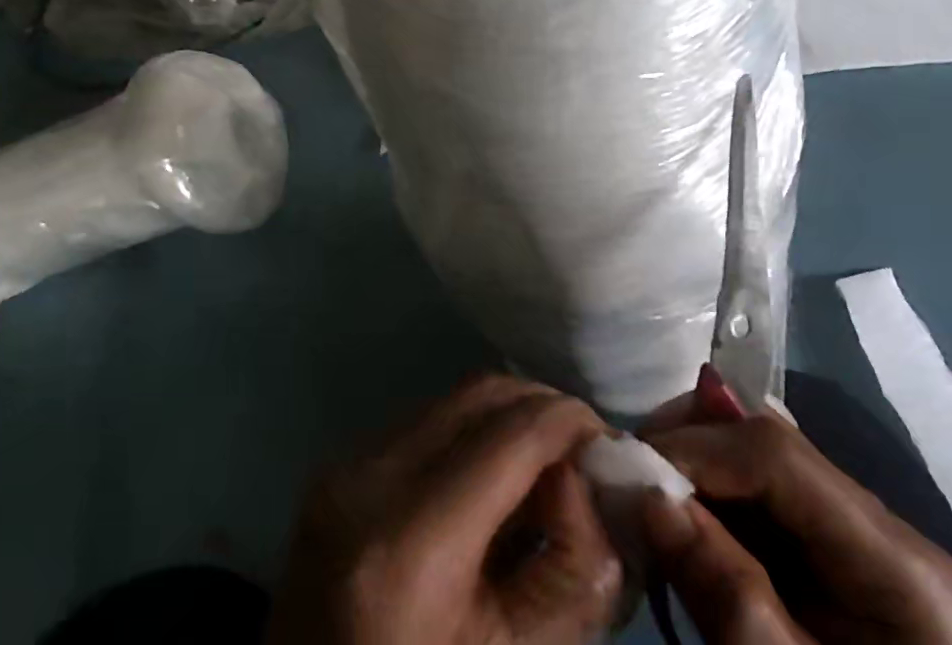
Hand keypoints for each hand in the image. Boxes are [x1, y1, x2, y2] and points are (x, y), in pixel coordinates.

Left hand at [265, 373, 623, 644]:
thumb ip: (575, 557)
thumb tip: (582, 472)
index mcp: (409, 540)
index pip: (516, 430)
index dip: (577, 423)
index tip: (612, 448)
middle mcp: (368, 478)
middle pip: (484, 393)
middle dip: (547, 410)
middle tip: (581, 455)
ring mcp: (343, 466)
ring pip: (456, 398)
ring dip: (511, 418)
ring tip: (539, 470)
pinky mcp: (339, 466)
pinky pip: (427, 419)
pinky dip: (474, 432)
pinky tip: (490, 482)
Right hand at [639, 396, 951, 644]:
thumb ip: (725, 595)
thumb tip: (650, 498)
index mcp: (895, 561)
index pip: (781, 458)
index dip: (699, 451)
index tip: (632, 474)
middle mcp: (883, 525)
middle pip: (774, 445)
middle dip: (693, 447)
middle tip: (628, 475)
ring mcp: (861, 533)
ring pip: (764, 462)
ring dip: (698, 468)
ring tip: (644, 495)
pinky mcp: (835, 550)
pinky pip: (766, 499)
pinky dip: (715, 499)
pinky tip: (679, 519)